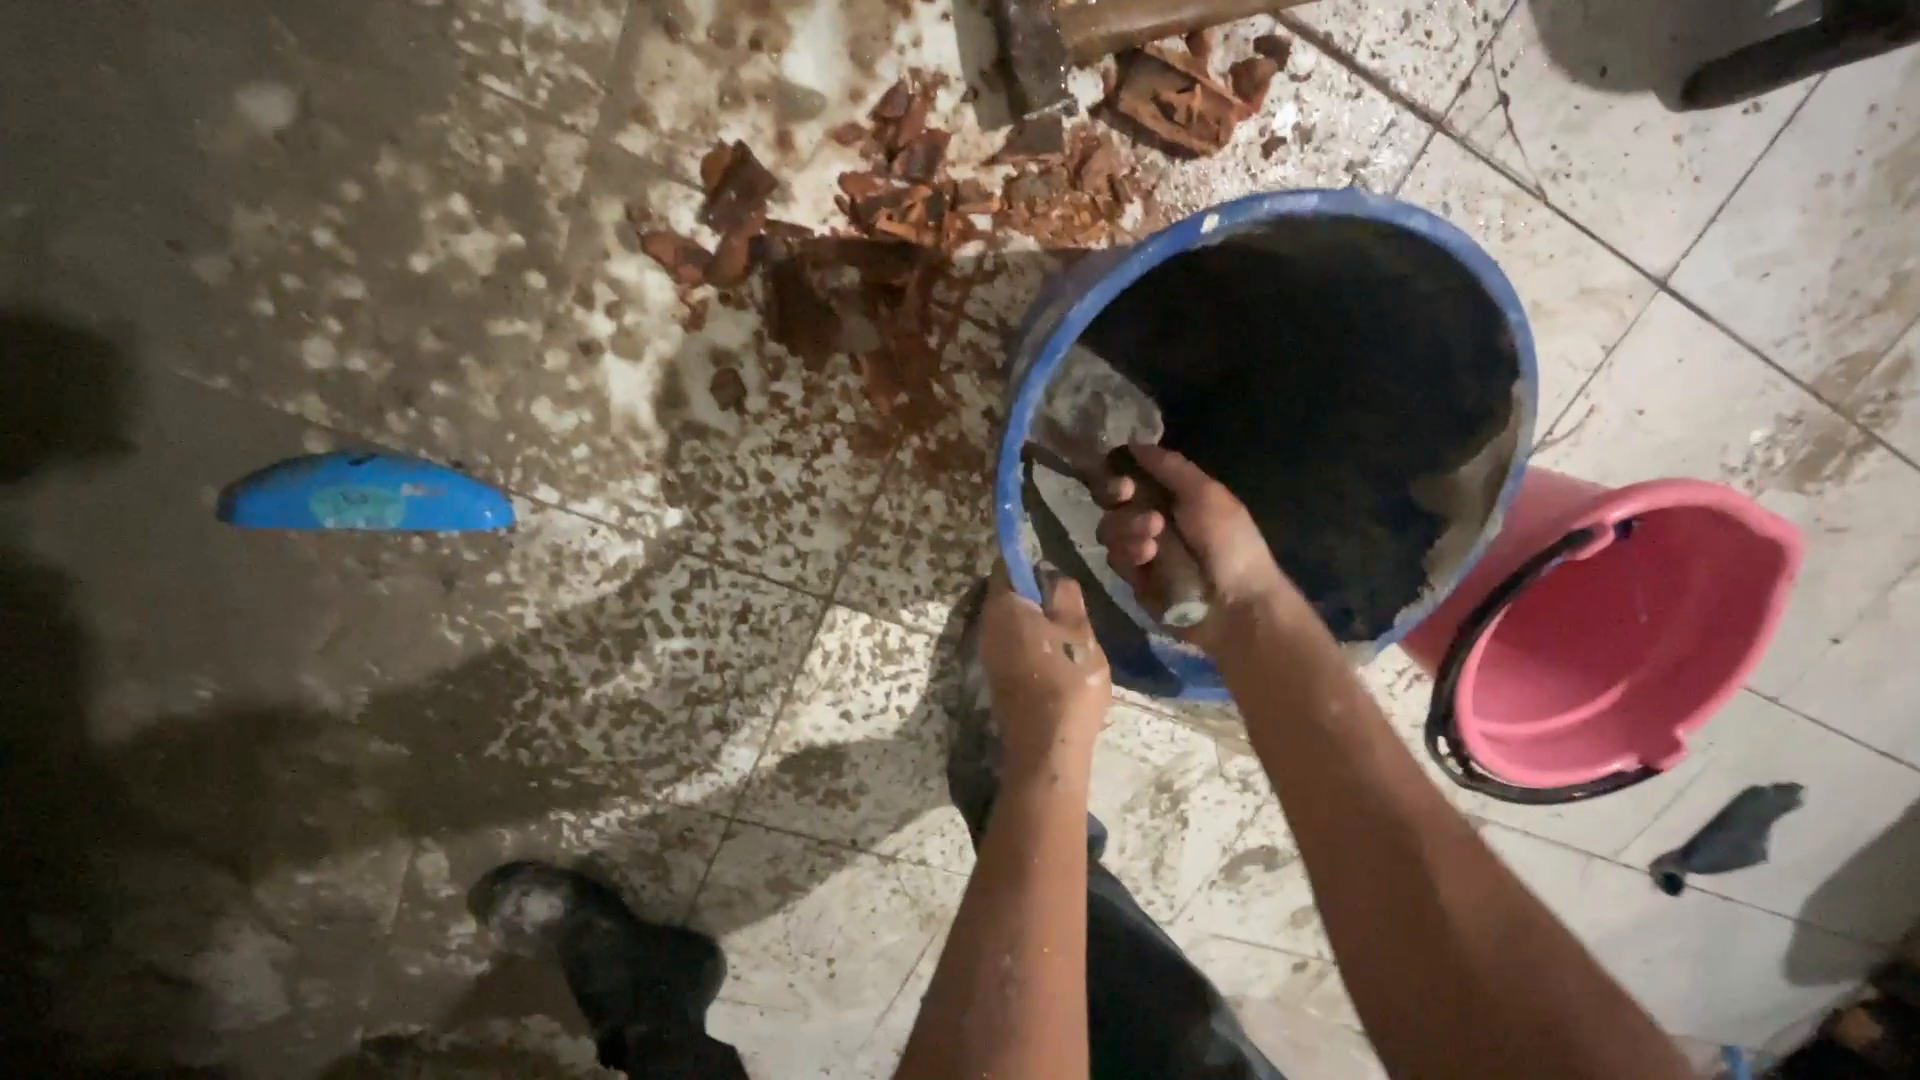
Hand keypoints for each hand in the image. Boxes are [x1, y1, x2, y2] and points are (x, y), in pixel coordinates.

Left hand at [976, 563, 1110, 774]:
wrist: (1046, 749)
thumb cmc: (1067, 682)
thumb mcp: (1079, 631)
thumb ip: (1065, 596)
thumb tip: (1052, 575)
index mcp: (1003, 606)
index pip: (1007, 564)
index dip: (1030, 558)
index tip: (1056, 566)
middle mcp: (987, 625)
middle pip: (1007, 594)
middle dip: (1036, 592)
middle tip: (1071, 600)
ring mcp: (988, 653)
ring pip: (1011, 621)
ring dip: (1036, 619)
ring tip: (1070, 629)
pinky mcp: (997, 676)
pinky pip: (1012, 644)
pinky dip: (1032, 641)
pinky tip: (1058, 654)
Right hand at [1095, 443, 1303, 649]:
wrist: (1237, 604)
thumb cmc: (1230, 543)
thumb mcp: (1207, 495)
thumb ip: (1170, 467)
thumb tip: (1135, 443)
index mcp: (1170, 497)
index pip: (1129, 477)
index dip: (1118, 476)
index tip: (1124, 482)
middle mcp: (1151, 520)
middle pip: (1110, 503)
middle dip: (1120, 504)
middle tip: (1141, 512)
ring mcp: (1141, 552)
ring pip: (1108, 531)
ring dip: (1128, 531)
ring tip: (1153, 544)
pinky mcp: (1134, 582)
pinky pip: (1115, 561)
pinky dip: (1130, 556)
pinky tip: (1149, 560)